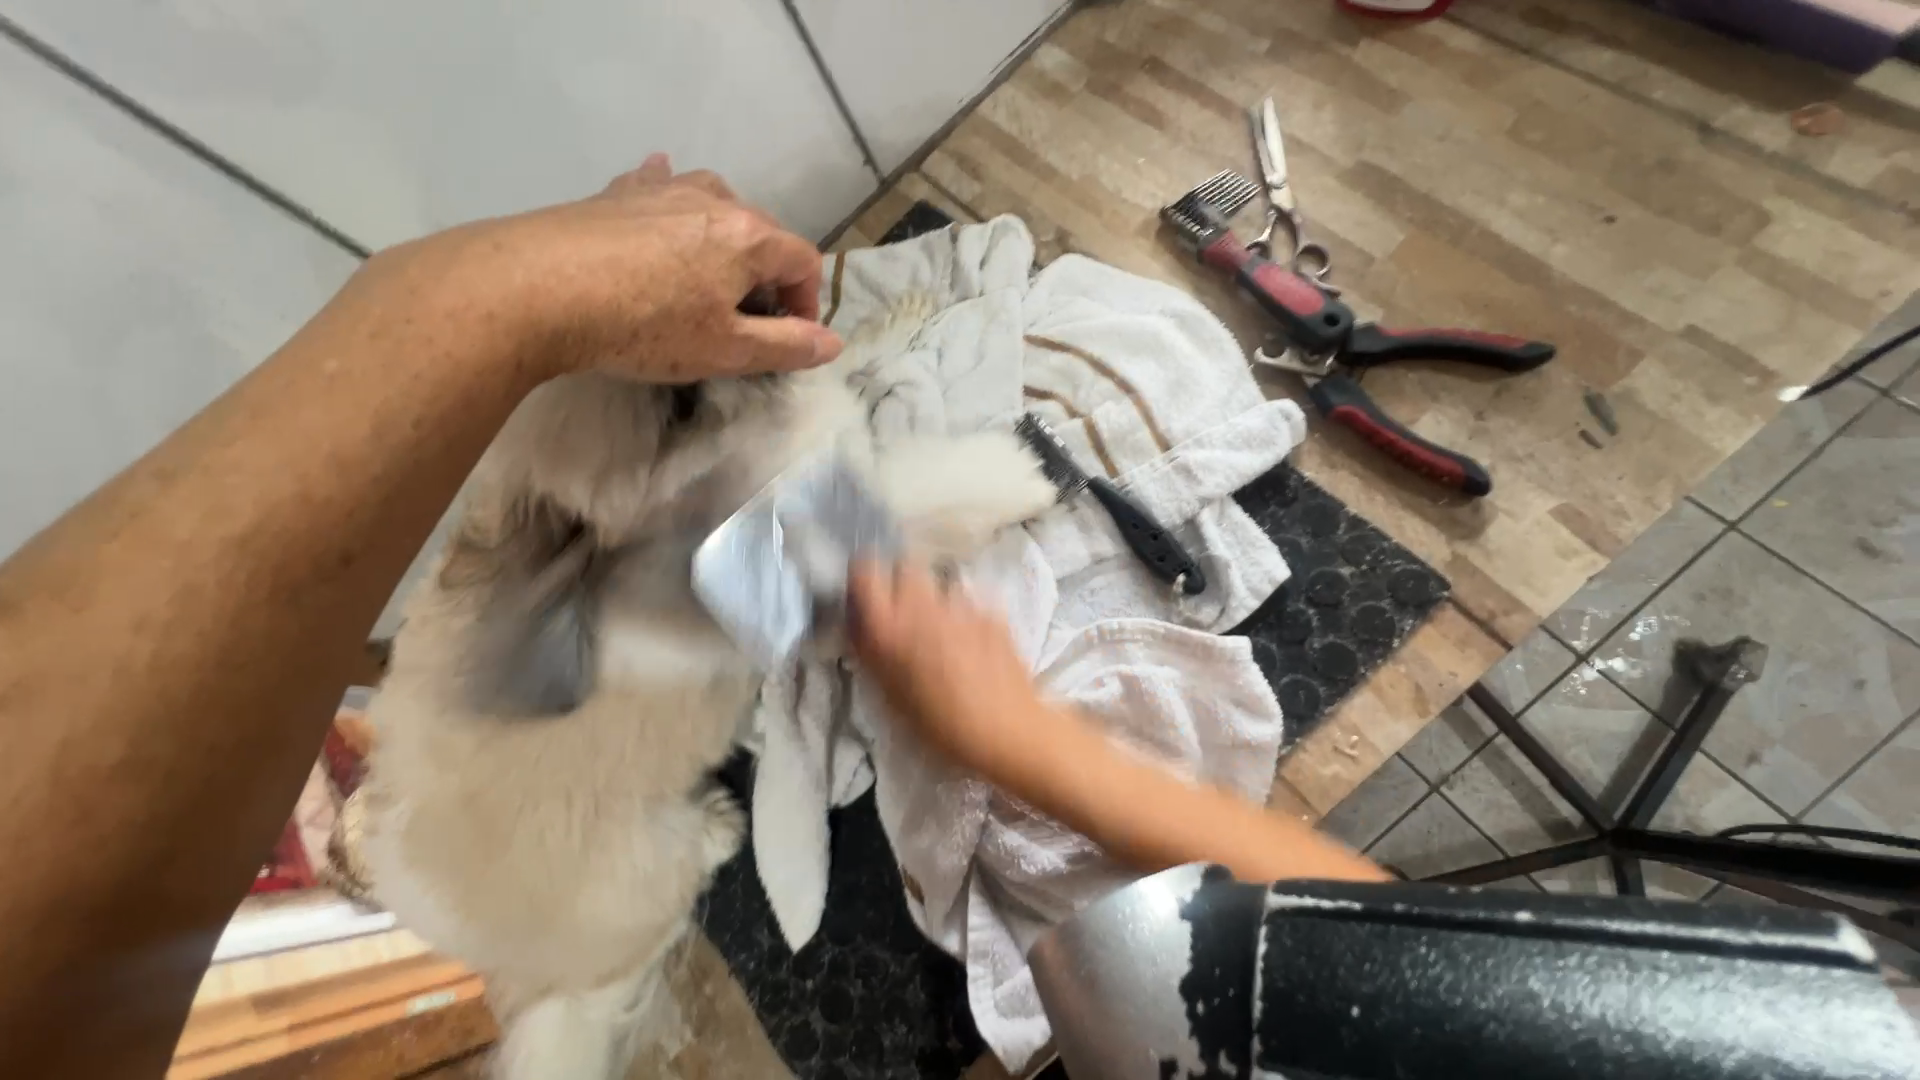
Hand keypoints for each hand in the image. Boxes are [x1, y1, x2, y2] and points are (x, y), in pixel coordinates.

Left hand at [356, 154, 841, 381]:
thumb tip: (834, 344)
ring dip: (728, 240)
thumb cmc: (644, 326)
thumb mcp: (726, 349)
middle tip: (749, 321)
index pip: (803, 262)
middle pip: (763, 233)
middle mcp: (713, 198)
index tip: (790, 340)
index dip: (808, 304)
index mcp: (749, 236)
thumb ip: (787, 346)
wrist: (533, 291)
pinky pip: (659, 186)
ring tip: (715, 275)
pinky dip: (672, 196)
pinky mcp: (616, 193)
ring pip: (715, 205)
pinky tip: (661, 189)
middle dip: (769, 278)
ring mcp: (661, 189)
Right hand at [848, 561, 1059, 780]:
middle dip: (900, 583)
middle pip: (905, 566)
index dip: (862, 579)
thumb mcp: (890, 698)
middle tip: (902, 614)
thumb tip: (859, 627)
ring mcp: (963, 605)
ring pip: (939, 584)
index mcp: (890, 627)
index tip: (865, 596)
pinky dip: (964, 615)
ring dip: (934, 601)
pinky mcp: (993, 611)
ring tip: (942, 632)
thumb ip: (870, 654)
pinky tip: (972, 644)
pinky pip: (969, 601)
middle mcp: (924, 606)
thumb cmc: (941, 727)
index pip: (864, 572)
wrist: (1009, 732)